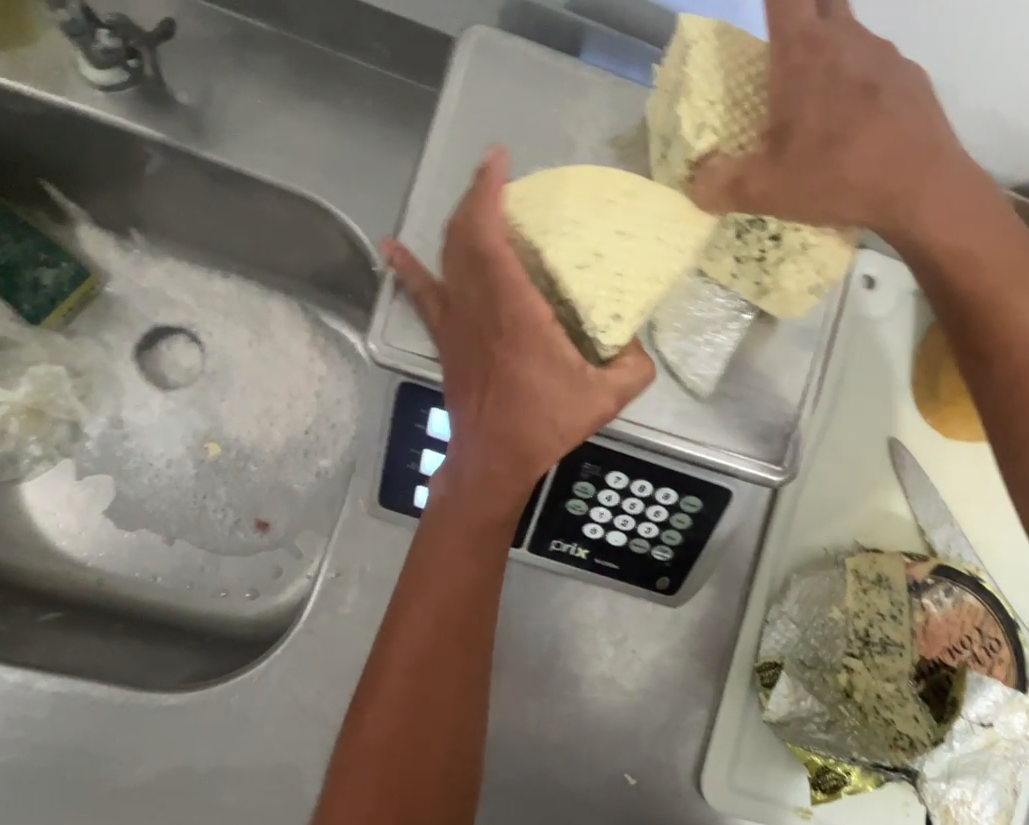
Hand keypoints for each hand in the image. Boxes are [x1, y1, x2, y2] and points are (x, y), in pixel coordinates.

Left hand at [384, 147, 654, 510]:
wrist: (494, 460)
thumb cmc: (545, 425)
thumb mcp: (604, 399)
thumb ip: (633, 367)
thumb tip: (637, 346)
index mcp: (514, 308)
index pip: (490, 233)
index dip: (488, 191)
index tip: (499, 160)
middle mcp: (475, 304)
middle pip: (463, 234)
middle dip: (476, 196)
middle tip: (497, 175)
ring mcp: (453, 322)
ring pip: (444, 256)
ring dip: (455, 222)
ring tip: (469, 199)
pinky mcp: (444, 340)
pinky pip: (421, 294)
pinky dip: (406, 268)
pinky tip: (391, 248)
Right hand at [690, 0, 983, 239]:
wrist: (922, 188)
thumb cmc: (836, 175)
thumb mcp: (766, 190)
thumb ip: (722, 186)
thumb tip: (695, 188)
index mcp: (803, 51)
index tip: (766, 8)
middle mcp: (846, 39)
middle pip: (822, 0)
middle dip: (803, 11)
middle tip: (788, 44)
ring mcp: (886, 56)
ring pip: (852, 39)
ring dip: (833, 59)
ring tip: (821, 110)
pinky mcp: (913, 81)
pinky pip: (880, 73)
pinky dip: (863, 91)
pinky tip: (860, 132)